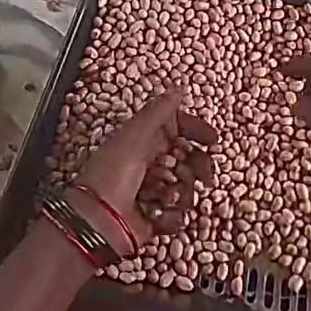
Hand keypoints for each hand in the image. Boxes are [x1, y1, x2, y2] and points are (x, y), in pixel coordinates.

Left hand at [73, 90, 216, 249]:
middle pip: (188, 160)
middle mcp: (150, 163)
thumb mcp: (135, 135)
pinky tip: (157, 215)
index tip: (212, 140)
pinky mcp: (155, 217)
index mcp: (143, 140)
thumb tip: (178, 89)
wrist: (97, 221)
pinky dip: (170, 216)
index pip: (177, 129)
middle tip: (204, 176)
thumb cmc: (113, 173)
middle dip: (198, 167)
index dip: (196, 132)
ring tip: (166, 198)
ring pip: (187, 188)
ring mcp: (153, 191)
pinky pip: (177, 214)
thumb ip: (159, 112)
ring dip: (181, 194)